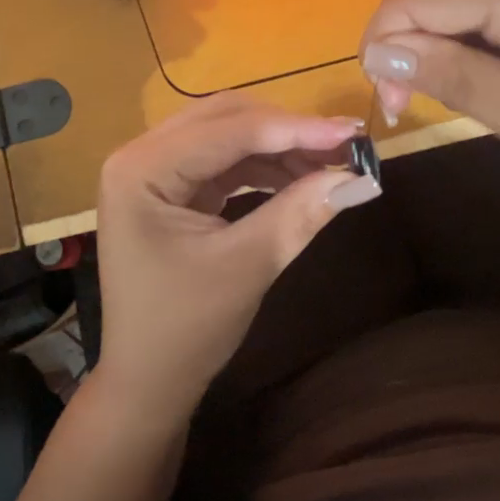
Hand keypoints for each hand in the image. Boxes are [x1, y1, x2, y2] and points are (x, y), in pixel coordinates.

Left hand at [94, 94, 380, 416]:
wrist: (147, 380)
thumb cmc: (185, 329)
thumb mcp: (246, 267)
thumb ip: (298, 213)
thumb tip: (360, 176)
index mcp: (140, 169)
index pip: (228, 131)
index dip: (295, 129)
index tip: (354, 133)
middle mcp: (139, 156)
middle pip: (224, 120)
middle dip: (287, 130)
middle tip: (347, 145)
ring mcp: (151, 171)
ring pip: (225, 136)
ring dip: (278, 147)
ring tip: (333, 164)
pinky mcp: (168, 189)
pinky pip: (221, 162)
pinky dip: (262, 167)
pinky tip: (301, 177)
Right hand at [359, 0, 499, 223]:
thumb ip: (454, 77)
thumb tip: (378, 53)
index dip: (384, 46)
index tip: (390, 109)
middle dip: (404, 50)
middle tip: (411, 114)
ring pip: (456, 9)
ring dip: (434, 55)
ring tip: (449, 107)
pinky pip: (488, 20)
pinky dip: (468, 55)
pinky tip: (485, 90)